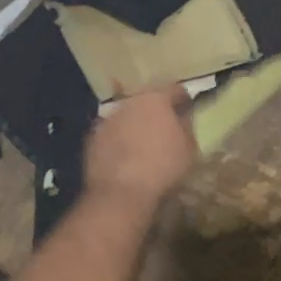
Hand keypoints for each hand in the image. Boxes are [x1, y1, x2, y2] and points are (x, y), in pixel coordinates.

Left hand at [84, 85, 196, 208]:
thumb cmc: (162, 167)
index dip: (183, 98)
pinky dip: (118, 140)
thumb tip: (182, 118)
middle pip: (146, 100)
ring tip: (141, 143)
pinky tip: (124, 156)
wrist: (120, 192)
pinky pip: (111, 133)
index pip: (174, 89)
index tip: (188, 107)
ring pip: (126, 115)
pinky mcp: (92, 138)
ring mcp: (107, 119)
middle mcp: (129, 102)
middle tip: (164, 126)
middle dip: (155, 110)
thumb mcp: (189, 149)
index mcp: (155, 99)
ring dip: (134, 124)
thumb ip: (186, 127)